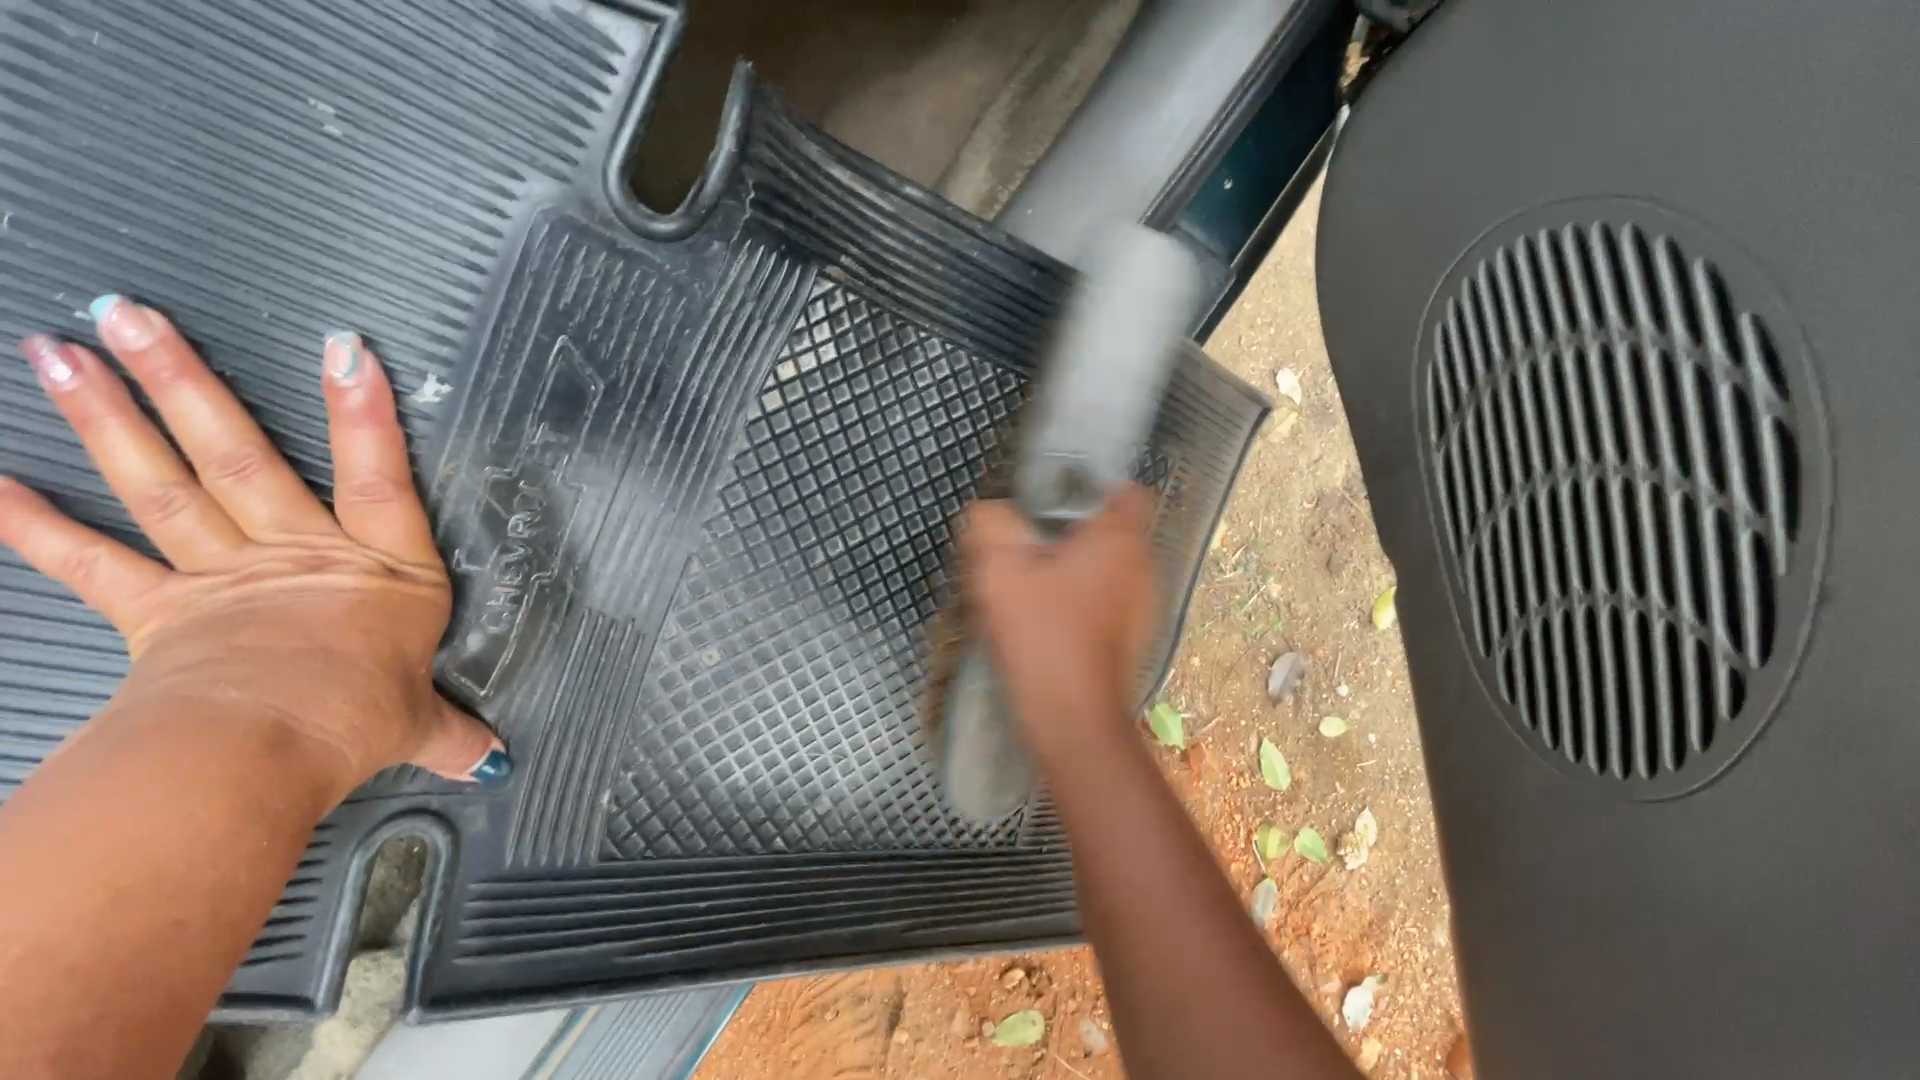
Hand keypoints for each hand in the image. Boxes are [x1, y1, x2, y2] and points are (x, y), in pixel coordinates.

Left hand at [0, 297, 507, 797]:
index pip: (379, 478)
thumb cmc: (356, 722)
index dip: (365, 415)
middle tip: (127, 313)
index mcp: (379, 571)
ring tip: (58, 350)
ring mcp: (220, 576)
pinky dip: (35, 522)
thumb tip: (493, 761)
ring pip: (166, 484)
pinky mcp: (156, 611)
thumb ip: (452, 731)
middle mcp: (299, 555)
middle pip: (240, 458)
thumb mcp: (419, 725)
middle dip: (186, 383)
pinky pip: (89, 561)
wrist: (260, 755)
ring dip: (111, 417)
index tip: (343, 348)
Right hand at [960, 485, 1156, 749]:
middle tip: (1025, 549)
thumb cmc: (1042, 637)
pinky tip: (1042, 626)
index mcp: (1119, 539)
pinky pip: (1102, 605)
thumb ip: (990, 524)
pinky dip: (1076, 607)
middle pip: (1108, 532)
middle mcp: (1140, 568)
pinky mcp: (1130, 641)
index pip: (1126, 490)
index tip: (1053, 502)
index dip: (1090, 488)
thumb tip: (989, 513)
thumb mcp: (998, 569)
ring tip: (1028, 590)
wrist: (1072, 720)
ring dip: (1069, 574)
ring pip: (1103, 571)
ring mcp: (1141, 607)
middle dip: (1067, 535)